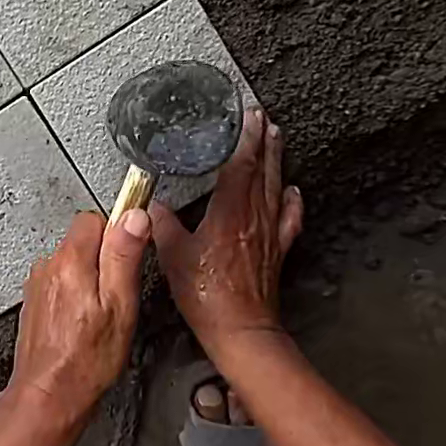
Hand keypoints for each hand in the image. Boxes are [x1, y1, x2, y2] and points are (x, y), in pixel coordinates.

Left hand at [7, 209, 150, 423]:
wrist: (48, 397)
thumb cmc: (86, 360)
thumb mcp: (120, 305)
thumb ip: (124, 255)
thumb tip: (134, 216)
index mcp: (71, 260)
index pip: (95, 218)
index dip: (117, 236)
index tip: (126, 259)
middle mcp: (49, 266)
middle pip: (84, 239)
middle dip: (104, 259)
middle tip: (115, 294)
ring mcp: (38, 284)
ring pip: (73, 261)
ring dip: (89, 277)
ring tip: (99, 313)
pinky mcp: (35, 301)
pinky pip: (62, 281)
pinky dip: (74, 294)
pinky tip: (82, 321)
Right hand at [148, 108, 304, 358]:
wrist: (241, 328)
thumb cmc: (209, 296)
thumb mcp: (174, 258)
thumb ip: (163, 227)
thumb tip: (152, 208)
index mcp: (229, 213)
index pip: (242, 164)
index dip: (246, 137)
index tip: (250, 117)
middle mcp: (254, 217)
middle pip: (264, 170)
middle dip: (264, 141)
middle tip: (265, 119)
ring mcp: (269, 232)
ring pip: (277, 187)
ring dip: (277, 161)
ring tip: (277, 141)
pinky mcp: (277, 249)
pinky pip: (289, 217)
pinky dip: (292, 200)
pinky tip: (293, 191)